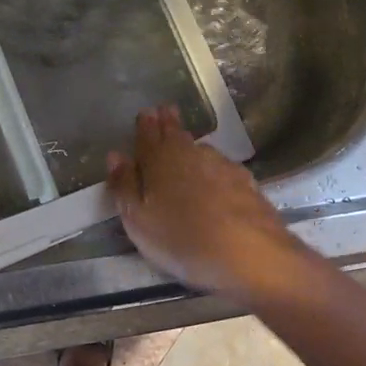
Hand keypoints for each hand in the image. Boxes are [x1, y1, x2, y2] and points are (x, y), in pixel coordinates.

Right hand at [105, 105, 315, 298]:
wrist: (249, 254)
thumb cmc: (182, 239)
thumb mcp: (138, 220)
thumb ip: (124, 186)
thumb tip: (115, 156)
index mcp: (160, 160)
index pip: (148, 135)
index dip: (145, 125)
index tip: (146, 113)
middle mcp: (191, 154)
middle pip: (177, 134)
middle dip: (169, 123)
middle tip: (165, 112)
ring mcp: (222, 165)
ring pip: (200, 148)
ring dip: (190, 143)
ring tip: (185, 143)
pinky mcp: (246, 182)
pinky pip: (220, 166)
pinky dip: (212, 166)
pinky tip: (213, 175)